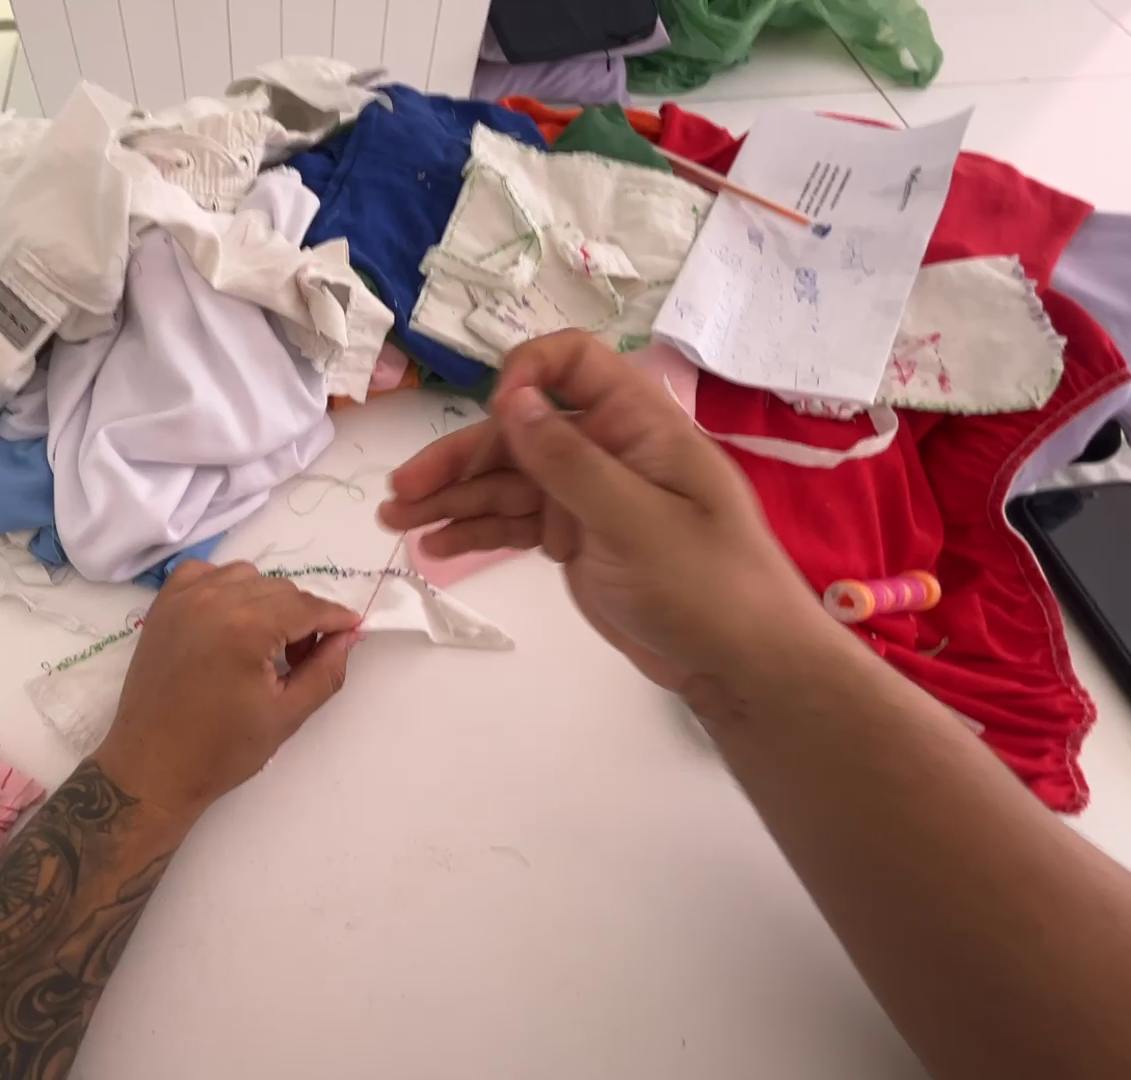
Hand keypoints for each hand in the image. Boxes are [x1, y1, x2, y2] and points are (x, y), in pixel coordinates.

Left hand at [93, 561, 361, 816]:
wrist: (153, 766)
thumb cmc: (221, 749)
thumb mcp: (287, 715)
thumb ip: (326, 670)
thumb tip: (347, 637)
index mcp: (246, 628)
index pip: (305, 607)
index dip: (334, 617)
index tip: (351, 628)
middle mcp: (213, 601)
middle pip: (279, 589)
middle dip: (301, 618)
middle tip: (299, 660)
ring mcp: (183, 599)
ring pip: (246, 576)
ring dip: (265, 600)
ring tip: (263, 643)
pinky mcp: (163, 606)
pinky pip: (204, 573)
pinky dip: (224, 586)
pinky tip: (228, 619)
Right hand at [378, 330, 834, 692]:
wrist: (735, 664)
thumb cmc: (704, 585)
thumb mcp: (634, 520)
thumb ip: (568, 460)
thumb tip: (510, 399)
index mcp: (635, 426)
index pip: (574, 365)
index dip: (526, 375)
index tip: (492, 414)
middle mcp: (604, 450)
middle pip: (517, 436)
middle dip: (457, 461)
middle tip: (400, 493)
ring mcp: (584, 496)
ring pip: (504, 483)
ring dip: (451, 500)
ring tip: (395, 522)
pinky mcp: (570, 536)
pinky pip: (513, 523)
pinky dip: (475, 531)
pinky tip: (435, 547)